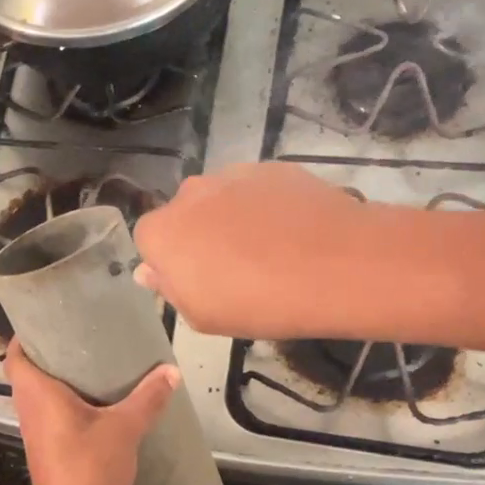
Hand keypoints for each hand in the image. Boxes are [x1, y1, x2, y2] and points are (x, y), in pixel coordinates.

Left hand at [4, 340, 179, 484]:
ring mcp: (35, 435)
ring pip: (39, 398)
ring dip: (58, 383)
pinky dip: (65, 406)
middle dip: (48, 357)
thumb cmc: (89, 470)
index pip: (15, 357)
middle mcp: (29, 412)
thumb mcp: (124, 429)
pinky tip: (94, 407)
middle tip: (79, 339)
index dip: (26, 338)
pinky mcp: (46, 454)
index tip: (48, 323)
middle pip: (27, 375)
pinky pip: (50, 418)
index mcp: (38, 395)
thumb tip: (171, 370)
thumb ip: (147, 398)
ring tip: (90, 367)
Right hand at [132, 162, 414, 338]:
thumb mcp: (201, 316)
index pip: (148, 241)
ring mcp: (232, 175)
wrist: (336, 265)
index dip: (169, 263)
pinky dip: (264, 208)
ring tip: (266, 252)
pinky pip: (255, 190)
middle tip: (230, 270)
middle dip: (198, 236)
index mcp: (162, 232)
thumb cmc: (257, 302)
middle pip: (183, 215)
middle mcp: (189, 193)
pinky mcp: (272, 168)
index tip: (195, 283)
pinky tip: (290, 234)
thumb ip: (169, 289)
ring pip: (219, 200)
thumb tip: (150, 271)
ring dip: (231, 220)